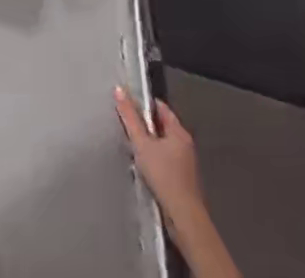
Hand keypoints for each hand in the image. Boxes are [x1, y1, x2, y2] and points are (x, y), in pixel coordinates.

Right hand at [114, 88, 205, 220]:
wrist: (182, 213)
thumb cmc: (162, 173)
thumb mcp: (141, 142)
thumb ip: (130, 117)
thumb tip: (119, 90)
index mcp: (179, 132)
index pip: (160, 107)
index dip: (143, 102)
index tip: (125, 102)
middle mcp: (185, 143)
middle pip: (161, 124)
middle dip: (143, 122)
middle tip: (123, 121)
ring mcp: (185, 161)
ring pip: (162, 141)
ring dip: (147, 140)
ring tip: (129, 141)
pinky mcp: (181, 175)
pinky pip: (164, 156)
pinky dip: (152, 154)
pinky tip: (141, 161)